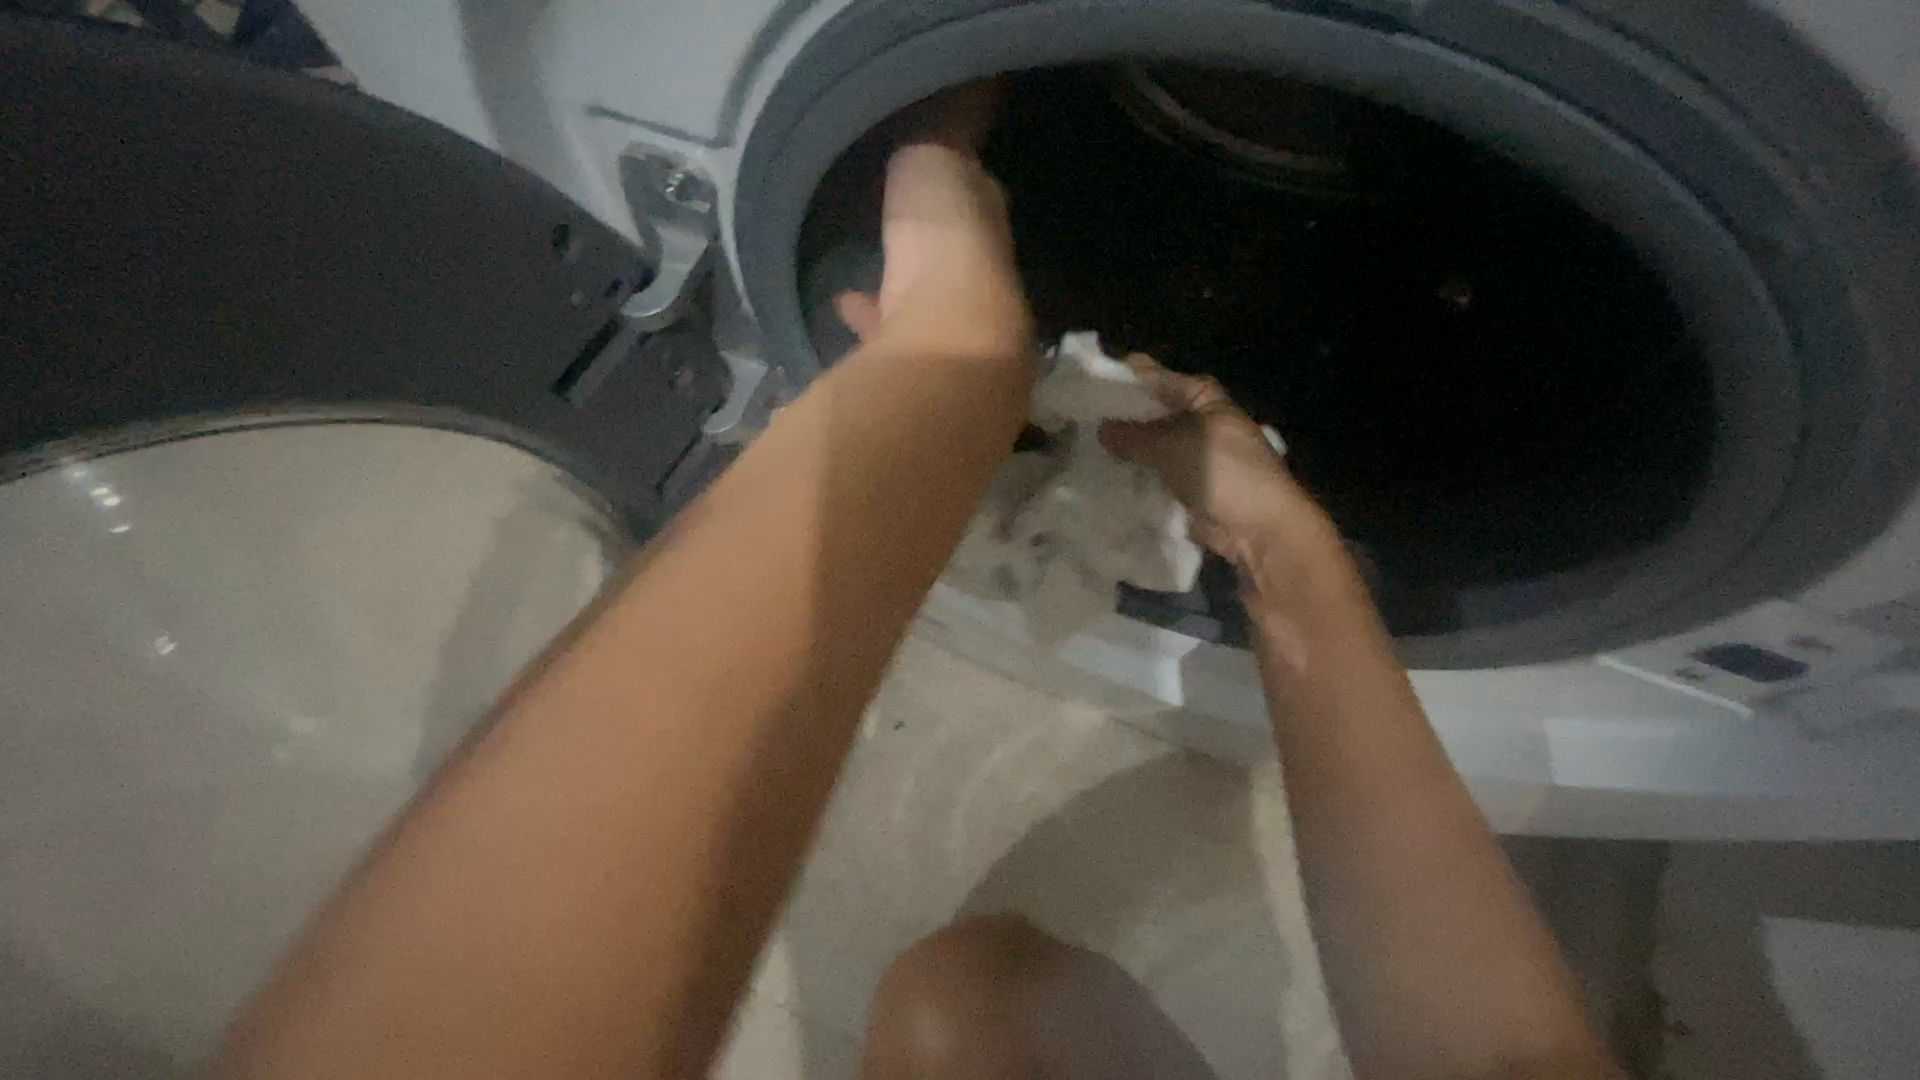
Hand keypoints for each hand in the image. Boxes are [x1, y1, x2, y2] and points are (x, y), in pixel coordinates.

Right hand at [834, 83, 1033, 361]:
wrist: (944, 332)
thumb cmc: (946, 237)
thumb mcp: (938, 156)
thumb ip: (940, 132)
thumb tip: (961, 93)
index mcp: (987, 229)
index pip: (977, 200)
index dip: (955, 185)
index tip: (931, 173)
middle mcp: (977, 285)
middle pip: (949, 259)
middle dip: (925, 247)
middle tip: (893, 231)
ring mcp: (947, 329)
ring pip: (920, 303)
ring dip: (896, 293)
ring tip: (857, 279)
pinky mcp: (915, 363)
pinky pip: (887, 336)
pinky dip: (866, 322)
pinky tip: (843, 310)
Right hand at [1099, 354, 1338, 569]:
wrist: (1259, 528)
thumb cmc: (1223, 471)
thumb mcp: (1172, 445)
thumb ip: (1134, 435)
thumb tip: (1102, 429)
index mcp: (1204, 399)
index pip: (1159, 377)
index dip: (1128, 376)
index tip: (1091, 379)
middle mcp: (1201, 423)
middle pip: (1154, 413)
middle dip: (1122, 417)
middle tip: (1080, 417)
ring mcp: (1196, 457)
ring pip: (1152, 447)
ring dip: (1127, 451)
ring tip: (1084, 446)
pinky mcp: (1190, 489)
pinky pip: (1155, 477)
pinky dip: (1136, 477)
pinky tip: (1105, 477)